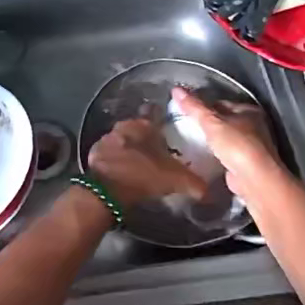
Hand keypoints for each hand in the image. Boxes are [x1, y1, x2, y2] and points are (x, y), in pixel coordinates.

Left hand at [85, 113, 207, 208]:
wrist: (108, 191)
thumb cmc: (145, 175)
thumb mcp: (176, 180)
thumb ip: (194, 183)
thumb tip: (210, 191)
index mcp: (145, 124)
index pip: (155, 113)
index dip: (161, 120)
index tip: (167, 129)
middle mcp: (124, 125)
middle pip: (138, 127)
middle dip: (145, 136)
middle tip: (155, 151)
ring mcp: (106, 138)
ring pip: (122, 139)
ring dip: (128, 147)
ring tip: (138, 163)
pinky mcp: (94, 153)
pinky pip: (109, 153)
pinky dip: (114, 159)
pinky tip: (121, 171)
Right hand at [169, 88, 286, 198]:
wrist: (253, 179)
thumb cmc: (236, 145)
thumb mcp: (212, 122)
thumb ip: (194, 107)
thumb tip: (176, 89)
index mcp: (249, 111)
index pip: (222, 103)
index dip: (203, 105)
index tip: (185, 109)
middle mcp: (253, 126)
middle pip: (223, 121)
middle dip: (206, 124)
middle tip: (183, 125)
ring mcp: (250, 146)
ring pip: (224, 139)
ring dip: (209, 141)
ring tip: (187, 140)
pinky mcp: (244, 164)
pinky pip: (224, 155)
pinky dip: (213, 155)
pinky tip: (199, 157)